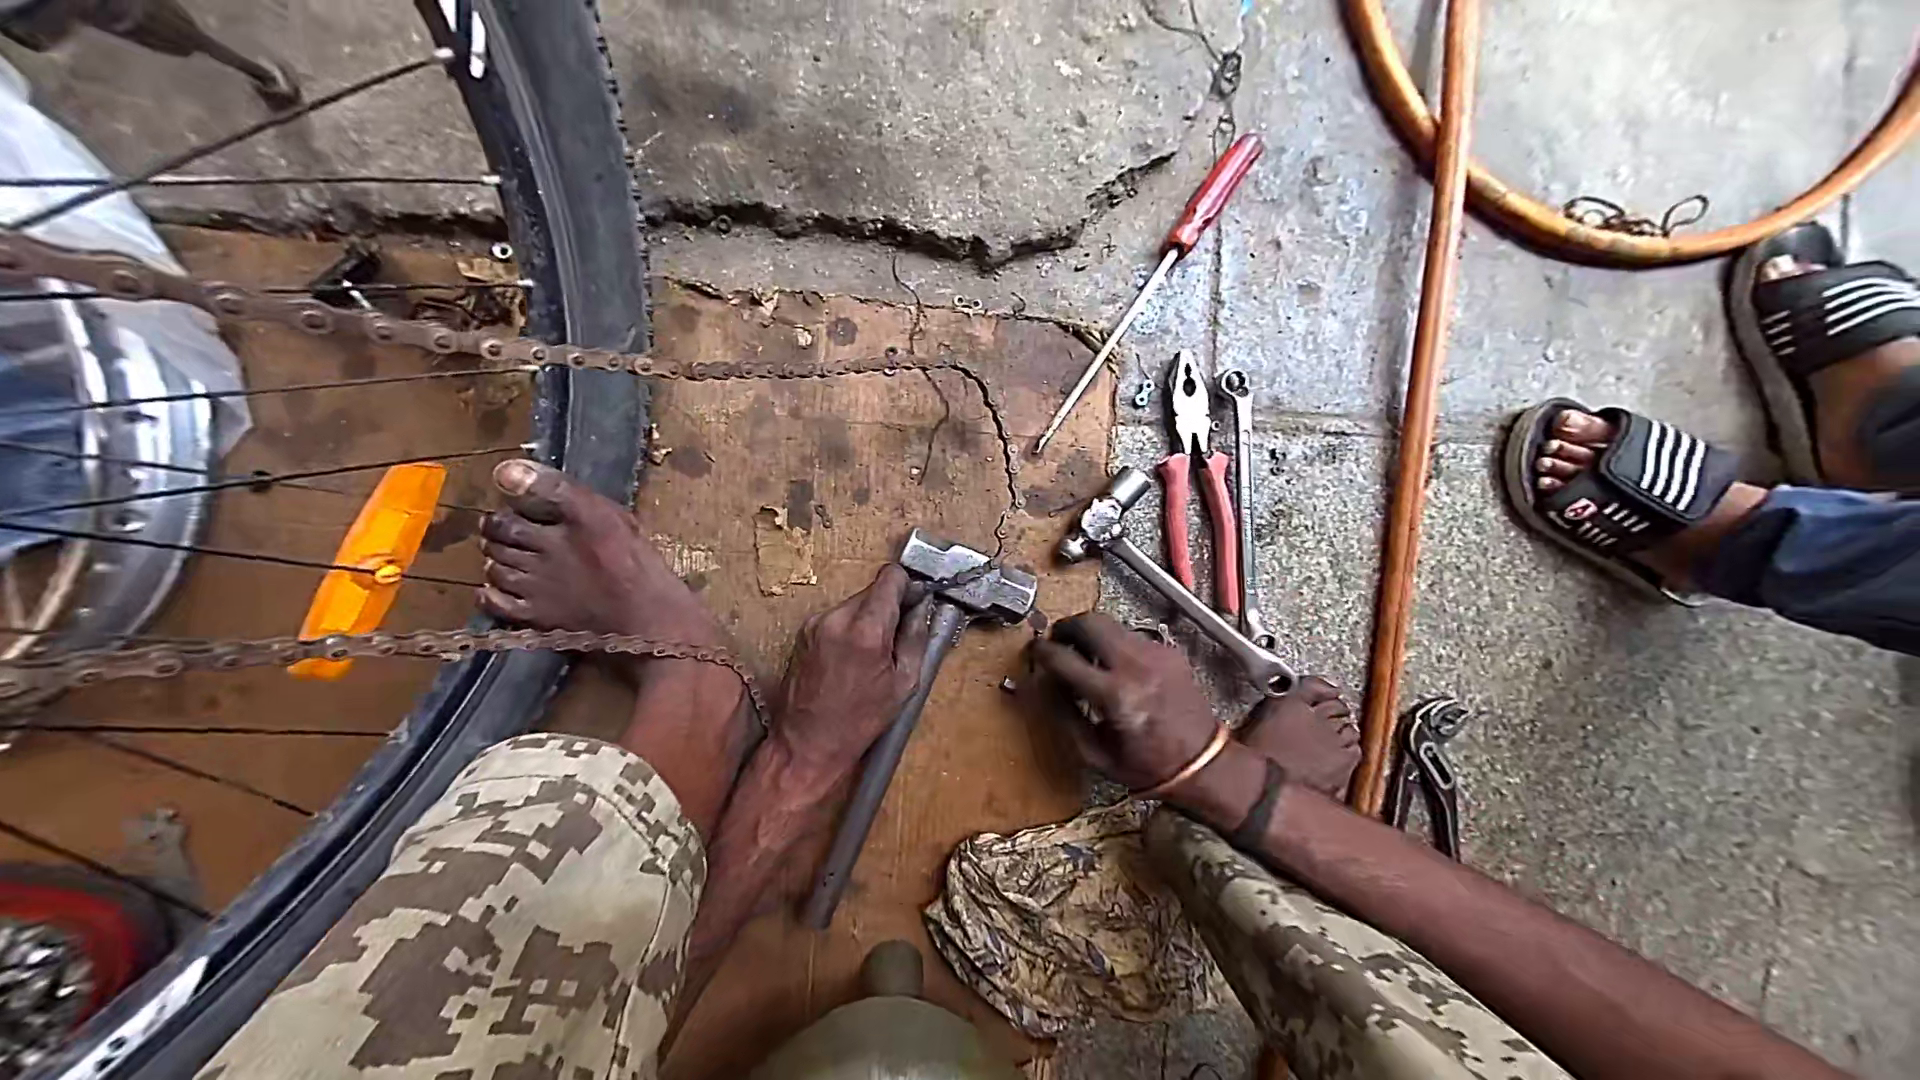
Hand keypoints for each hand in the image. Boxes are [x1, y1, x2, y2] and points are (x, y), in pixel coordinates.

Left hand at [770, 563, 932, 781]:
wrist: (806, 743)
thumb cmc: (857, 722)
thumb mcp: (904, 683)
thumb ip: (916, 636)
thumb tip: (922, 607)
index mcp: (865, 630)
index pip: (891, 578)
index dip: (908, 586)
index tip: (916, 601)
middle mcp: (837, 618)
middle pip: (874, 589)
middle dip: (890, 606)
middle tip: (899, 635)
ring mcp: (817, 623)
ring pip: (856, 602)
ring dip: (870, 618)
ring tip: (875, 654)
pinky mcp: (805, 630)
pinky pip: (839, 616)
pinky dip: (851, 628)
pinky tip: (854, 657)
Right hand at [1029, 613, 1221, 791]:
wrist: (1204, 764)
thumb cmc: (1147, 765)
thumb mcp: (1095, 753)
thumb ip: (1064, 713)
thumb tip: (1043, 681)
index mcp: (1114, 695)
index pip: (1064, 658)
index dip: (1042, 652)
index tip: (1034, 651)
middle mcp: (1135, 666)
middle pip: (1089, 622)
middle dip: (1065, 627)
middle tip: (1057, 642)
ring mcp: (1155, 654)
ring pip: (1110, 623)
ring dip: (1090, 633)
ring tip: (1084, 654)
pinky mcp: (1168, 651)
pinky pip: (1130, 635)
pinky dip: (1114, 643)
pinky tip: (1113, 665)